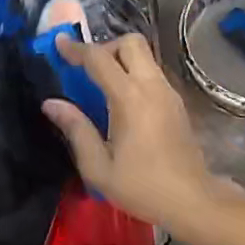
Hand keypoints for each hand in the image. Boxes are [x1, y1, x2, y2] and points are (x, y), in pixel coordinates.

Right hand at [40, 33, 224, 228]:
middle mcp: (152, 86)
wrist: (192, 201)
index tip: (58, 43)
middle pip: (131, 43)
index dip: (76, 48)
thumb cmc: (142, 187)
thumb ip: (76, 129)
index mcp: (130, 98)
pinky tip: (122, 101)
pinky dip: (134, 73)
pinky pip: (152, 73)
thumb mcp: (98, 166)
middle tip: (86, 68)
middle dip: (105, 47)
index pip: (99, 59)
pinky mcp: (177, 102)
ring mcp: (169, 92)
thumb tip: (51, 104)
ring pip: (145, 56)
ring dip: (121, 59)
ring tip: (101, 85)